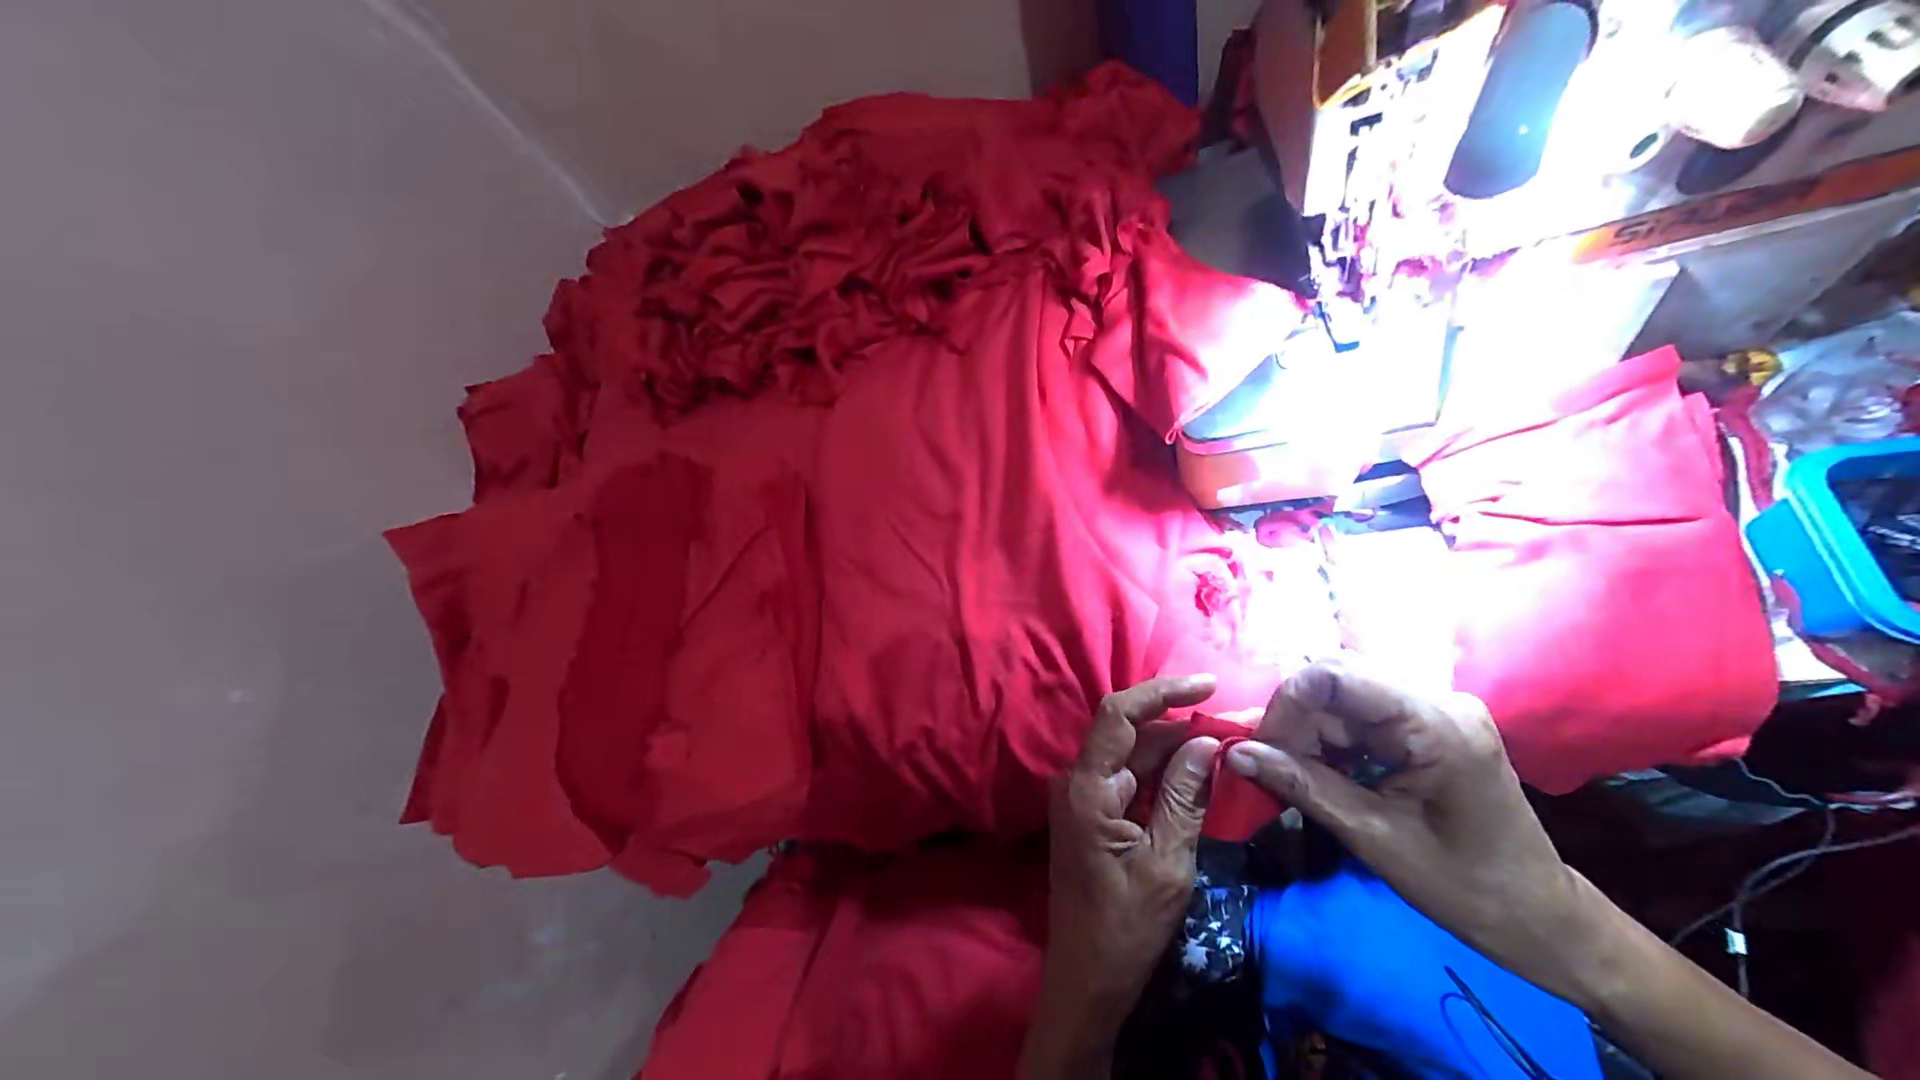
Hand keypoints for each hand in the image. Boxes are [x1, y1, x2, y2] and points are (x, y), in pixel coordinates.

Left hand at [1019, 674, 1221, 1079]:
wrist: (1086, 978)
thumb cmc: (1126, 927)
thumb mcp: (1167, 863)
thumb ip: (1185, 798)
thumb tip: (1206, 742)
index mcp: (1087, 788)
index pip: (1118, 715)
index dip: (1161, 692)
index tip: (1208, 684)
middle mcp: (1077, 780)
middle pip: (1129, 733)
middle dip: (1180, 723)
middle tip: (1234, 722)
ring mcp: (1082, 795)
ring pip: (1132, 754)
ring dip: (1175, 747)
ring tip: (1226, 742)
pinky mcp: (1092, 811)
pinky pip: (1129, 777)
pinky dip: (1163, 771)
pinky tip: (1199, 771)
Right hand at [1224, 659, 1606, 1006]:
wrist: (1540, 919)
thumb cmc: (1466, 888)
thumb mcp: (1374, 838)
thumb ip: (1302, 785)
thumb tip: (1234, 752)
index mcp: (1437, 723)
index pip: (1335, 676)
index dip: (1285, 703)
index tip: (1258, 748)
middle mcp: (1436, 700)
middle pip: (1334, 680)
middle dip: (1290, 718)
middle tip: (1263, 761)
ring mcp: (1432, 709)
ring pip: (1339, 695)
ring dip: (1304, 729)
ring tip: (1283, 769)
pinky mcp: (1425, 724)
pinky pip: (1357, 714)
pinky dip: (1325, 738)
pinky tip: (1312, 767)